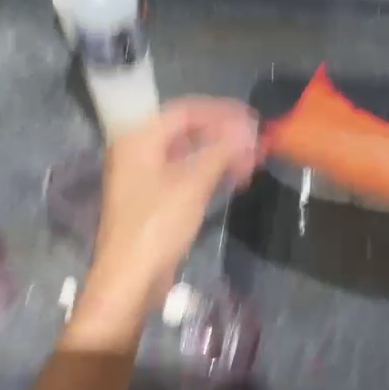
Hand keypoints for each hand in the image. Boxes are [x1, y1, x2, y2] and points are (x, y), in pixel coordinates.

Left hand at [66, 98, 259, 347]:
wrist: (131, 278)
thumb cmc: (158, 226)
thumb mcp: (193, 184)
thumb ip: (222, 151)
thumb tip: (249, 131)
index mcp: (139, 138)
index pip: (186, 110)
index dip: (222, 113)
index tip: (254, 120)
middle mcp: (139, 150)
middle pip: (187, 130)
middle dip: (224, 134)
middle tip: (257, 143)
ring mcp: (146, 175)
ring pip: (190, 152)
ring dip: (221, 153)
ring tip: (252, 162)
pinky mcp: (155, 198)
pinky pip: (187, 173)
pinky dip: (211, 171)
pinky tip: (234, 178)